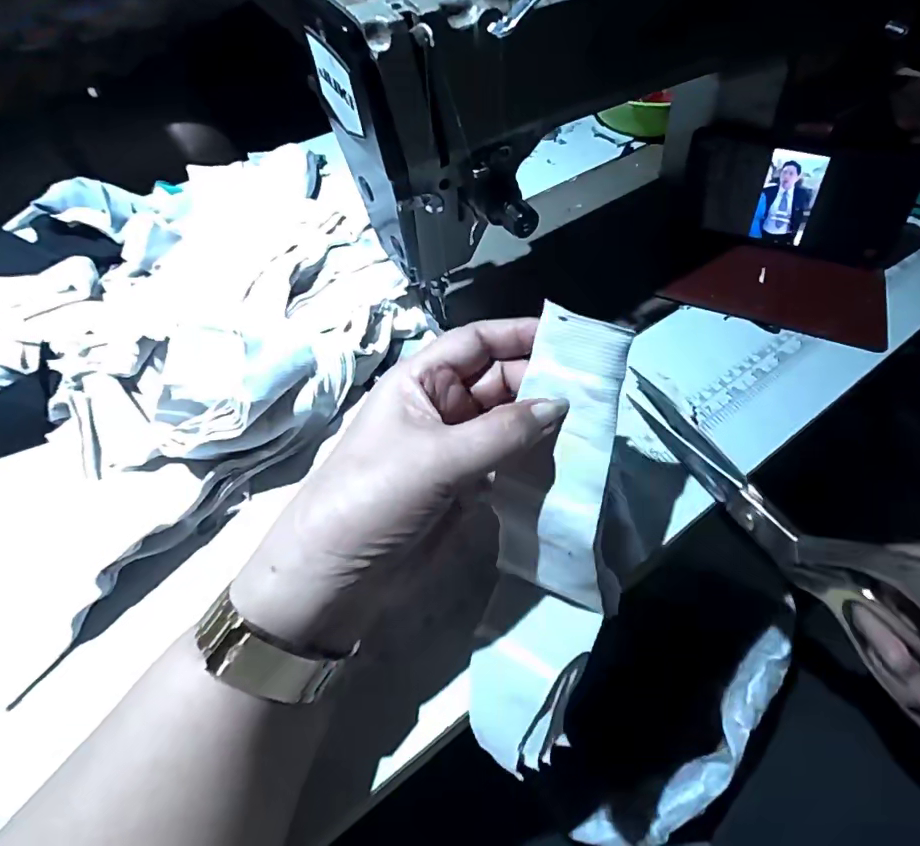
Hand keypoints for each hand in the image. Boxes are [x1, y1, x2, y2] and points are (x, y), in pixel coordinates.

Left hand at [229, 318, 566, 654]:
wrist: (330, 585)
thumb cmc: (371, 499)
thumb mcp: (437, 458)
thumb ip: (504, 431)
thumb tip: (561, 405)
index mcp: (421, 382)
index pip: (477, 342)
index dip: (519, 334)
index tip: (567, 337)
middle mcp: (441, 406)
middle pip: (501, 378)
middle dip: (540, 380)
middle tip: (588, 388)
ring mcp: (456, 445)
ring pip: (509, 418)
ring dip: (542, 418)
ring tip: (587, 419)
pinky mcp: (468, 482)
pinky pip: (509, 455)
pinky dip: (535, 452)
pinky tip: (564, 454)